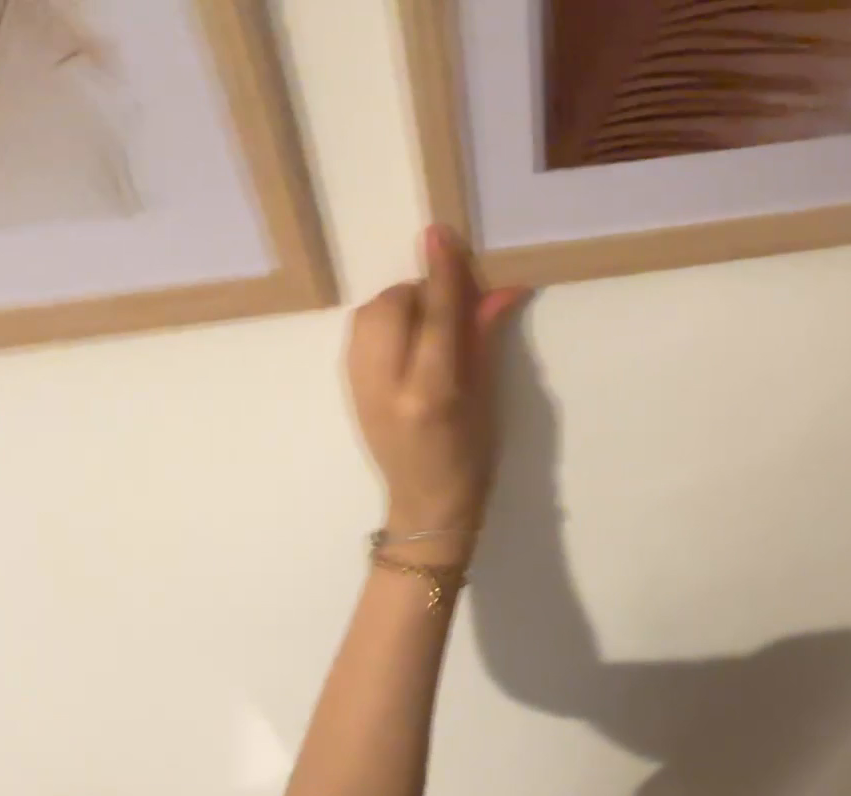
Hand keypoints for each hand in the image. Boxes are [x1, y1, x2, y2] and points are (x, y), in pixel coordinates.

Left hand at [347, 227, 528, 562]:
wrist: (426, 507)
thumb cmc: (471, 461)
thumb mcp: (487, 401)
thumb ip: (484, 339)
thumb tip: (502, 288)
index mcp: (431, 395)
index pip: (436, 318)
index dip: (442, 274)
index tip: (439, 234)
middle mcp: (388, 387)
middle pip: (393, 306)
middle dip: (420, 294)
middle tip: (447, 314)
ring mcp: (360, 388)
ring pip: (369, 314)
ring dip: (400, 306)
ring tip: (426, 330)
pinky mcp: (348, 388)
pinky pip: (360, 332)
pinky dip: (384, 324)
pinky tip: (406, 344)